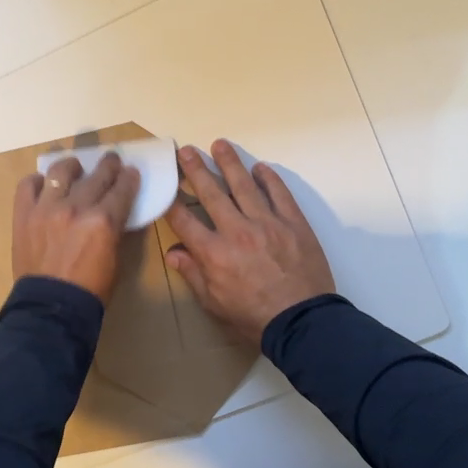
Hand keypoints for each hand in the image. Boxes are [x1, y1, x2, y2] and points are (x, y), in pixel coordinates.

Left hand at [12, 151, 141, 301]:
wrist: (51, 308)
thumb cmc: (90, 291)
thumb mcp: (114, 260)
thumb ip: (114, 232)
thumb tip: (114, 215)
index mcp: (103, 222)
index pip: (122, 190)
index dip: (129, 178)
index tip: (130, 172)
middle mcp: (76, 208)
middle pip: (96, 176)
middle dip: (108, 166)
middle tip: (111, 160)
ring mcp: (46, 209)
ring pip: (61, 172)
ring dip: (72, 166)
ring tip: (75, 167)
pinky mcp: (24, 215)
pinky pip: (28, 186)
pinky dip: (38, 182)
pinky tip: (44, 184)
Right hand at [165, 140, 335, 342]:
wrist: (302, 322)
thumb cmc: (253, 318)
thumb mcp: (214, 304)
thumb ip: (194, 274)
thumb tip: (173, 252)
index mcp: (213, 253)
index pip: (184, 220)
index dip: (172, 202)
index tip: (165, 185)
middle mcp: (236, 231)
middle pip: (211, 193)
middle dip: (196, 170)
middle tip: (187, 150)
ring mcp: (267, 223)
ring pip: (244, 186)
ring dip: (230, 163)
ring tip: (220, 145)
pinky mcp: (294, 223)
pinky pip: (279, 194)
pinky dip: (269, 179)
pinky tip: (260, 168)